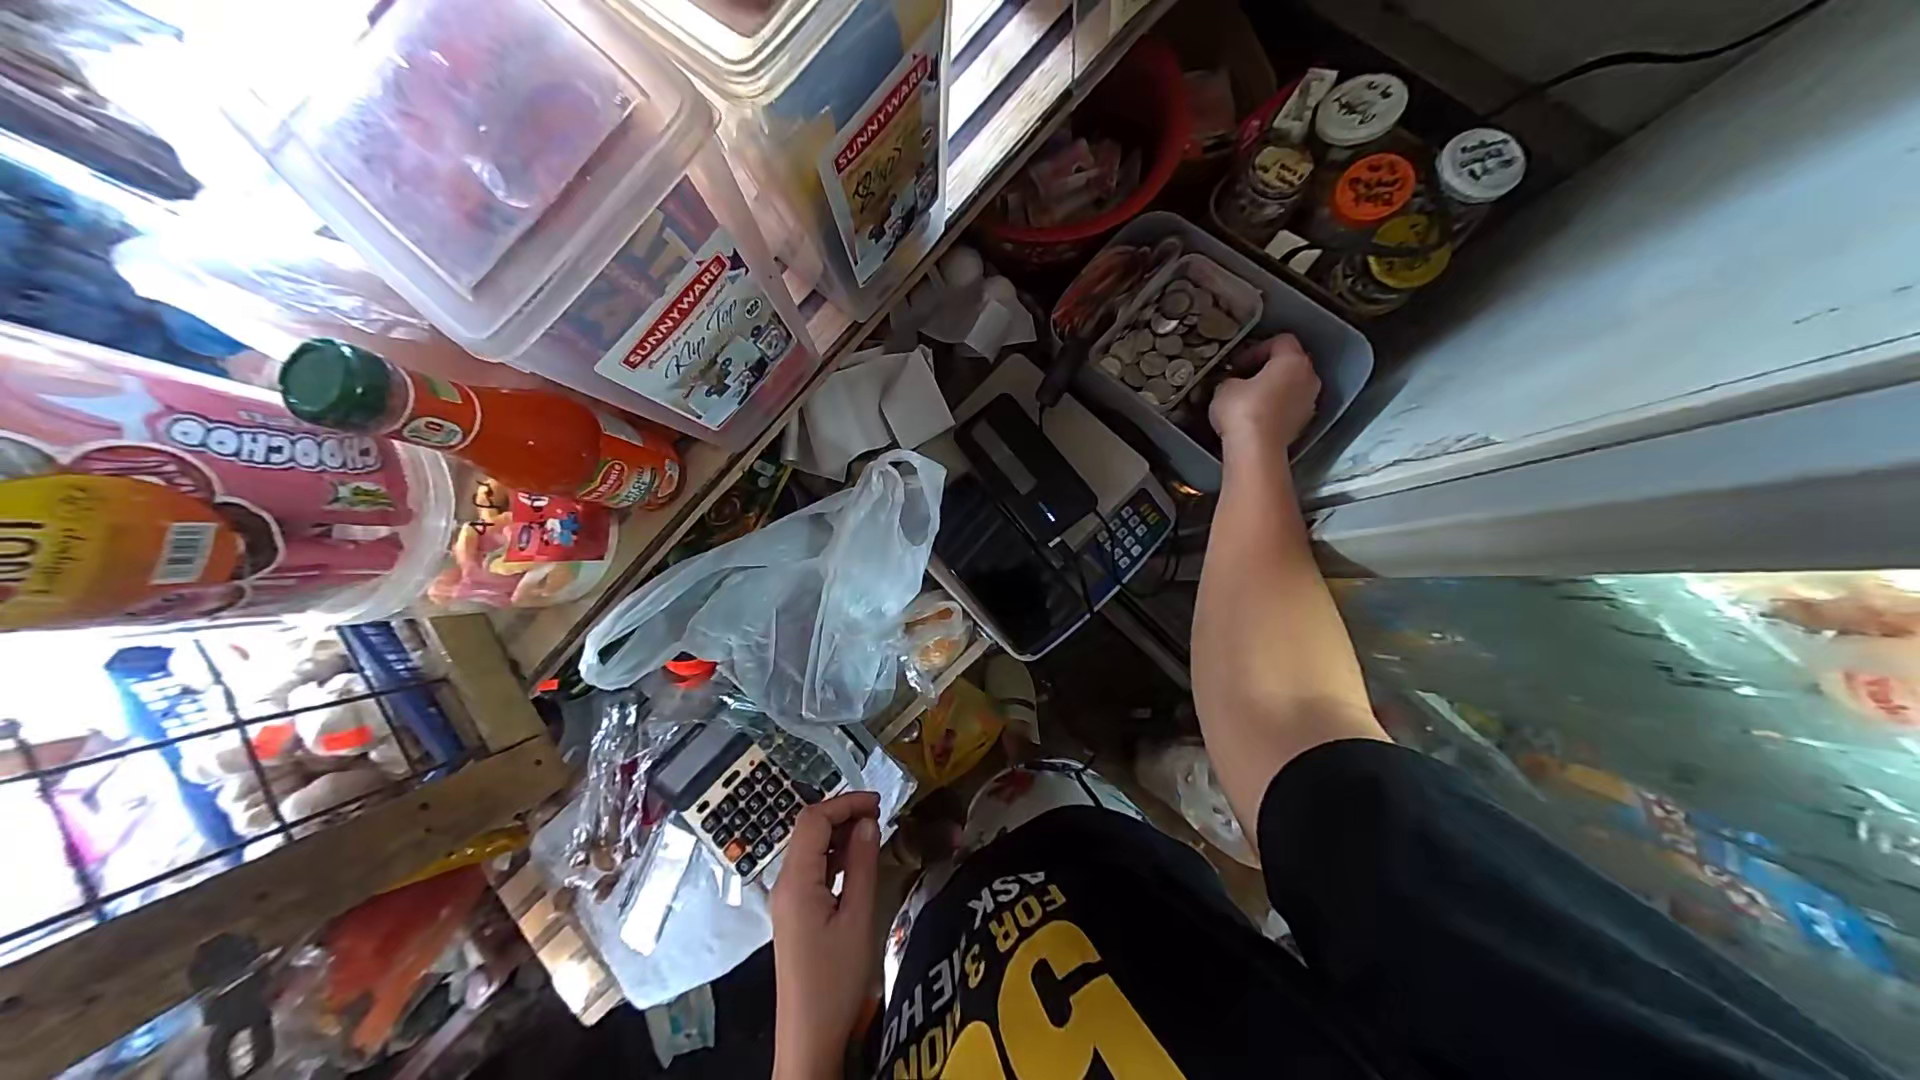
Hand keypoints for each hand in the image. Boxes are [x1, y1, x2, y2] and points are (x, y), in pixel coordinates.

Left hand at [771, 791, 882, 1079]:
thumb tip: (869, 822)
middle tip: (880, 814)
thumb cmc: (836, 979)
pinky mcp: (794, 912)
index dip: (845, 802)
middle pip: (808, 830)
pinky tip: (858, 861)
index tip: (879, 802)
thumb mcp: (858, 918)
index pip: (813, 819)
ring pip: (810, 848)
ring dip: (840, 834)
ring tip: (874, 832)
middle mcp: (785, 883)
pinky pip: (812, 869)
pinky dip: (834, 856)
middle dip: (843, 814)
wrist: (810, 1035)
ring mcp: (787, 898)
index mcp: (796, 881)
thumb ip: (863, 865)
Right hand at [1210, 333, 1320, 456]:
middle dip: (1267, 368)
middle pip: (1290, 363)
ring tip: (1248, 398)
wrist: (1256, 450)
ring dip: (1273, 388)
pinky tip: (1255, 416)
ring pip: (1292, 386)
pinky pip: (1289, 407)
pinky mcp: (1302, 424)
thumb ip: (1232, 379)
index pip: (1280, 341)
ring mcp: (1309, 403)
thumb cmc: (1243, 411)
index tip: (1237, 362)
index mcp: (1293, 361)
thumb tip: (1233, 383)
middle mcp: (1309, 378)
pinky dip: (1275, 407)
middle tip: (1243, 377)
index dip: (1256, 348)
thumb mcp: (1225, 387)